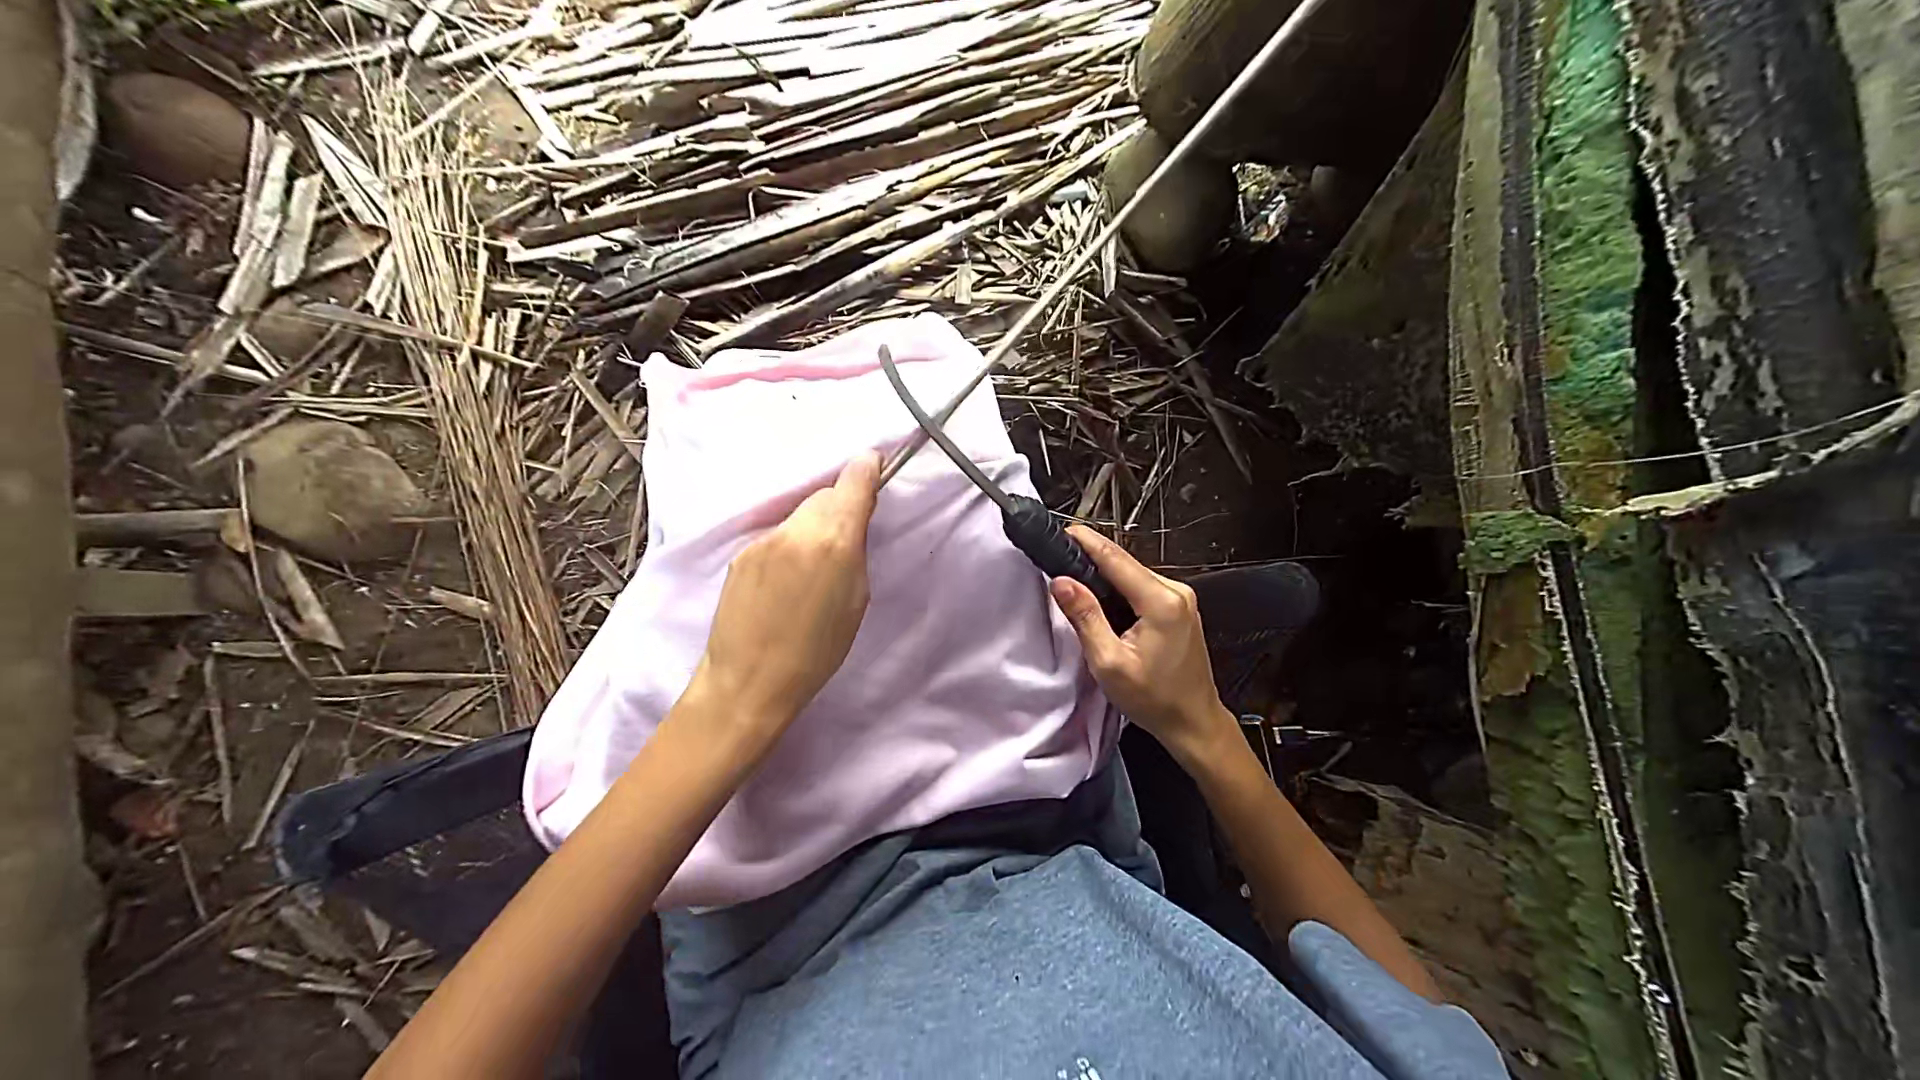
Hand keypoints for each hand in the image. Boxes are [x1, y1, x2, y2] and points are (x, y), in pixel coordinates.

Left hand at [691, 452, 881, 740]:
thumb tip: (853, 527)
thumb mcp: (856, 602)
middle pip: (825, 497)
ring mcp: (764, 539)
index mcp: (834, 541)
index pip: (853, 482)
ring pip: (799, 516)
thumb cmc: (816, 653)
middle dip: (839, 507)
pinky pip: (777, 536)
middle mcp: (797, 529)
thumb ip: (856, 554)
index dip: (866, 469)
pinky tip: (785, 580)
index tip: (873, 465)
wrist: (748, 681)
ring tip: (813, 568)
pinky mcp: (741, 552)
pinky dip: (788, 546)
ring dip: (812, 527)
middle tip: (846, 537)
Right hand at [1049, 525, 1238, 767]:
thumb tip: (1062, 583)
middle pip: (1124, 563)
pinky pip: (1142, 586)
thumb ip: (1085, 617)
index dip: (1086, 541)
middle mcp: (1176, 592)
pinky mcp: (1178, 607)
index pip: (1116, 558)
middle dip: (1091, 558)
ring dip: (1104, 575)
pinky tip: (1102, 601)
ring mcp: (1180, 598)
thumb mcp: (1109, 662)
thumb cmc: (1155, 699)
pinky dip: (1119, 588)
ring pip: (1132, 574)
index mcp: (1161, 602)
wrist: (1193, 722)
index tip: (1063, 532)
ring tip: (1074, 580)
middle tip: (1059, 559)